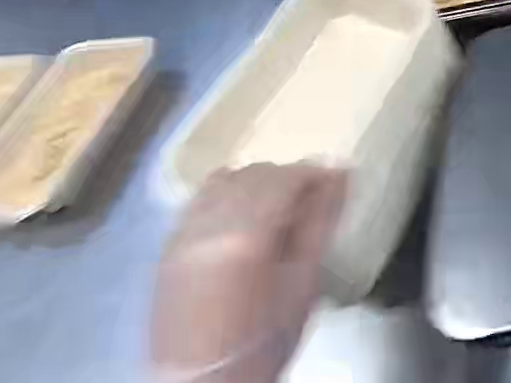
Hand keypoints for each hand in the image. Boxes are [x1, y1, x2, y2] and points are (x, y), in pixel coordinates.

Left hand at [151, 165, 346, 382]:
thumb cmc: (264, 336)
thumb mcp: (304, 280)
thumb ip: (322, 221)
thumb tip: (341, 174)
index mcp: (248, 235)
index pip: (288, 177)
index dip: (317, 174)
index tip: (336, 182)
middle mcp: (211, 225)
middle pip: (259, 173)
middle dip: (290, 178)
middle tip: (311, 199)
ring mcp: (185, 234)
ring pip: (230, 178)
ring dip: (259, 182)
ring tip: (277, 206)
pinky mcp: (169, 246)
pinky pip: (201, 197)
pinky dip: (228, 192)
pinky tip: (243, 212)